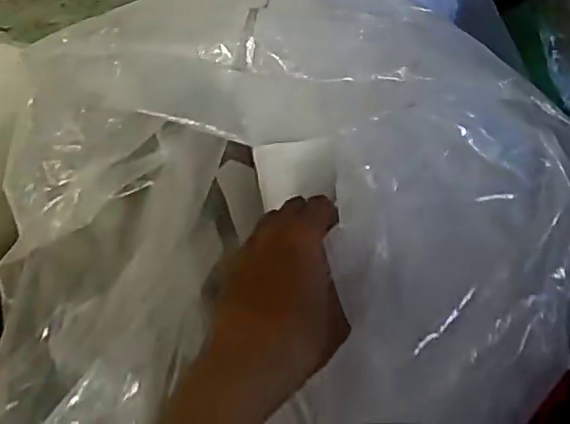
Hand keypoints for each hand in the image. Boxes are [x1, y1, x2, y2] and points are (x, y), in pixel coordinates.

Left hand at [164, 196, 348, 423]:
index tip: (338, 234)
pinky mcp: (229, 269)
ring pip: (269, 225)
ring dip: (282, 233)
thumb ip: (340, 287)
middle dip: (306, 218)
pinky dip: (263, 254)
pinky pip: (252, 248)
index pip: (320, 204)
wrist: (243, 366)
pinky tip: (269, 280)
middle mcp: (273, 231)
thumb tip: (338, 278)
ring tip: (292, 259)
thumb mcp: (337, 318)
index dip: (331, 216)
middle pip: (292, 208)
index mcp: (303, 233)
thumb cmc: (297, 338)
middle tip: (317, 243)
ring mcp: (248, 248)